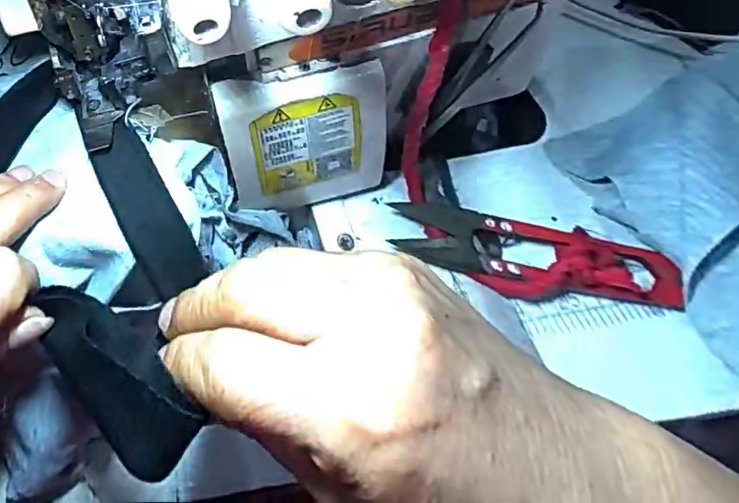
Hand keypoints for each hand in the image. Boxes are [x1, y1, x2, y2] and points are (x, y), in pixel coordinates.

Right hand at [158, 248, 738, 502]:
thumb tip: (210, 378)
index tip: (166, 363)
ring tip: (210, 307)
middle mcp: (369, 327)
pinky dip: (283, 280)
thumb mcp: (349, 500)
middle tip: (172, 324)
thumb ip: (269, 429)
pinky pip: (313, 259)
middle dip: (195, 306)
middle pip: (242, 289)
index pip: (227, 362)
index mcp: (357, 410)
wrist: (572, 471)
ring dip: (231, 285)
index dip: (183, 363)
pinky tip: (278, 303)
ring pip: (270, 260)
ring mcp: (387, 281)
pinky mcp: (399, 260)